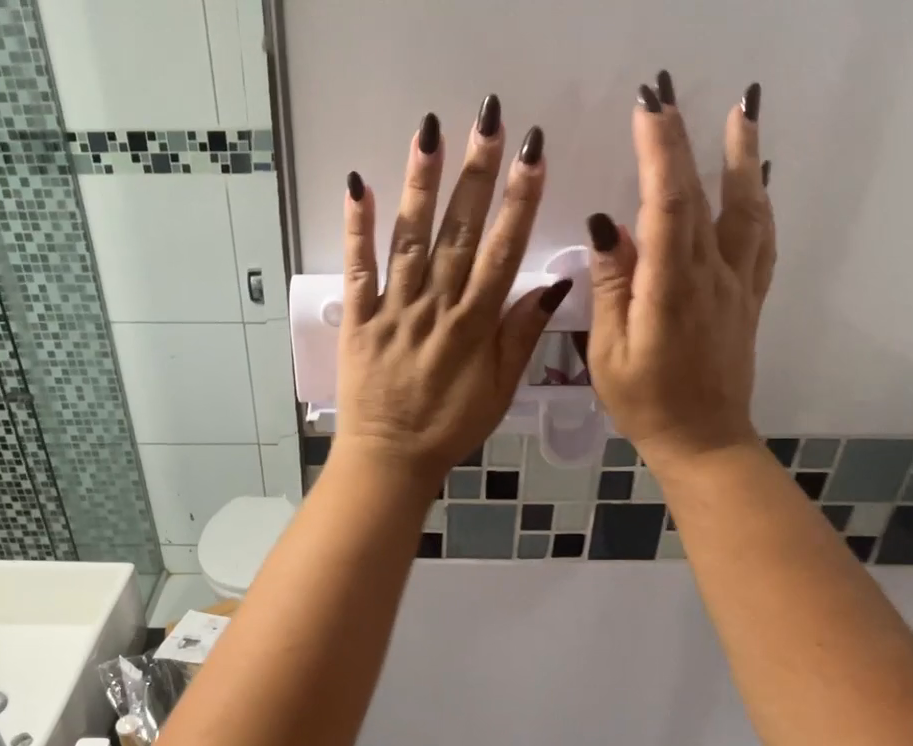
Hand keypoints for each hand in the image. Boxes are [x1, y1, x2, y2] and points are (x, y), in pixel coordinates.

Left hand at [335, 98, 571, 485]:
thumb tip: (554, 282)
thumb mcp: (500, 391)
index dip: (520, 200)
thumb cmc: (450, 428)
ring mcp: (394, 311)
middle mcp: (436, 308)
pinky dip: (357, 228)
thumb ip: (522, 335)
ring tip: (429, 133)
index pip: (503, 252)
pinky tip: (358, 184)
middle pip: (460, 233)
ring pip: (410, 240)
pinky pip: (357, 269)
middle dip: (477, 174)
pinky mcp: (358, 319)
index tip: (533, 152)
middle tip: (490, 119)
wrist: (390, 459)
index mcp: (474, 325)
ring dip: (420, 185)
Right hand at [585, 75, 775, 469]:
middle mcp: (711, 276)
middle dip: (683, 137)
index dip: (658, 150)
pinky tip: (760, 179)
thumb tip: (608, 228)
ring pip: (745, 208)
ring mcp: (737, 284)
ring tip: (742, 109)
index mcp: (669, 290)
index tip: (647, 105)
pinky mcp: (749, 297)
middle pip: (701, 194)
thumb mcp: (610, 355)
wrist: (705, 441)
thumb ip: (611, 289)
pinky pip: (761, 238)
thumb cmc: (646, 405)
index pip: (666, 205)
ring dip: (743, 155)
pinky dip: (761, 200)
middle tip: (667, 88)